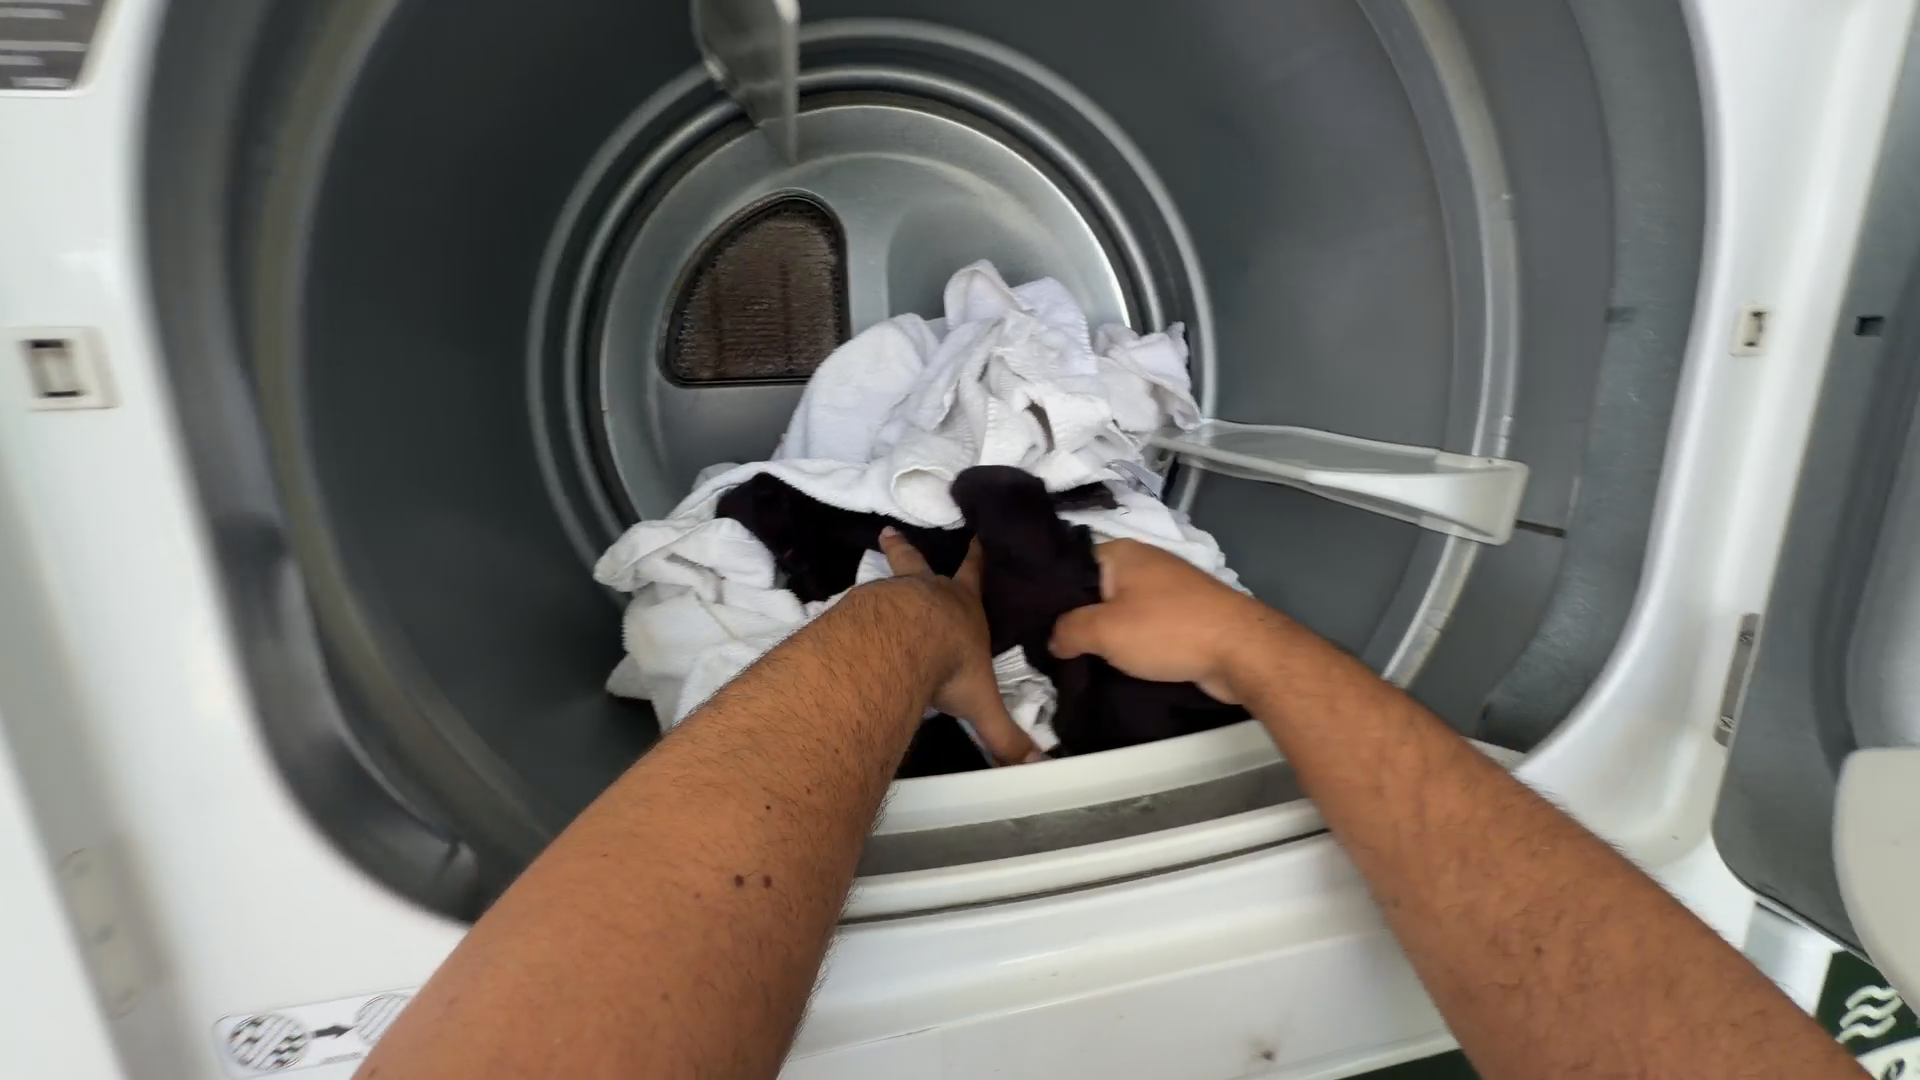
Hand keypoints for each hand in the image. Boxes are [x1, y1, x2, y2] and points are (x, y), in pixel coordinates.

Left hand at [877, 528, 1037, 765]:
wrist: (903, 642)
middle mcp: (928, 593)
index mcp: (962, 607)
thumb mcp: (980, 702)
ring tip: (871, 572)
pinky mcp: (865, 606)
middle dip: (906, 548)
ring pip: (887, 578)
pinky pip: (861, 601)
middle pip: (917, 562)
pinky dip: (859, 605)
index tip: (975, 536)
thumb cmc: (950, 663)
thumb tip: (1035, 768)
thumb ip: (1003, 736)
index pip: (974, 575)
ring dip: (882, 573)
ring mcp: (894, 594)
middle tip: (887, 531)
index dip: (977, 558)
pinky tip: (849, 614)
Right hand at [1049, 539, 1279, 703]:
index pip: (1070, 566)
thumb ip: (1068, 631)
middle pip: (1094, 590)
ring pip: (1120, 610)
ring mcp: (1167, 587)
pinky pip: (1145, 625)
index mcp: (1120, 552)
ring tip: (1080, 659)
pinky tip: (1117, 663)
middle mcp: (1143, 562)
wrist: (1241, 651)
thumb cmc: (1166, 630)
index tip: (1035, 624)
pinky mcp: (1184, 613)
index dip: (1051, 595)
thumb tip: (1053, 640)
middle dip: (1077, 619)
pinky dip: (1132, 642)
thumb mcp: (1103, 632)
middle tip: (1054, 648)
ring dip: (1106, 635)